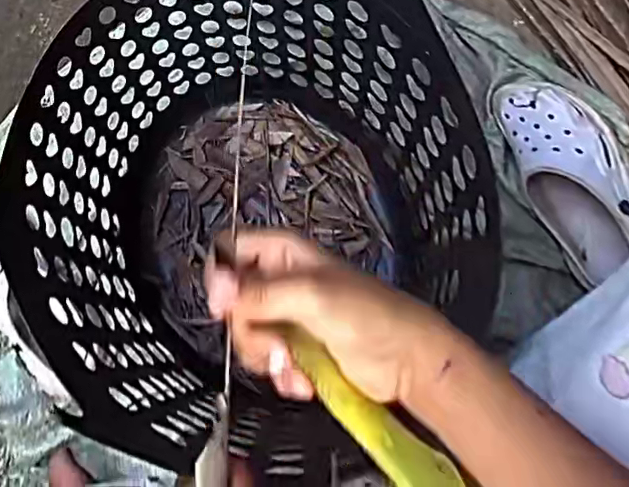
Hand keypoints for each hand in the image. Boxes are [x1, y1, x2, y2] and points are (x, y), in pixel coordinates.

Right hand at [204, 229, 465, 406]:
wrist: (408, 363)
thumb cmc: (368, 314)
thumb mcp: (308, 295)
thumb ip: (259, 292)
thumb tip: (219, 288)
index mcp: (279, 250)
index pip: (228, 249)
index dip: (220, 276)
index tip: (225, 306)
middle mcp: (277, 279)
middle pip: (233, 298)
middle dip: (248, 327)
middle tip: (274, 342)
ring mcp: (286, 314)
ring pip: (246, 332)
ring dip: (265, 355)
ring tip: (292, 364)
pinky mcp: (294, 347)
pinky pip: (266, 359)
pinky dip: (280, 373)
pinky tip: (301, 379)